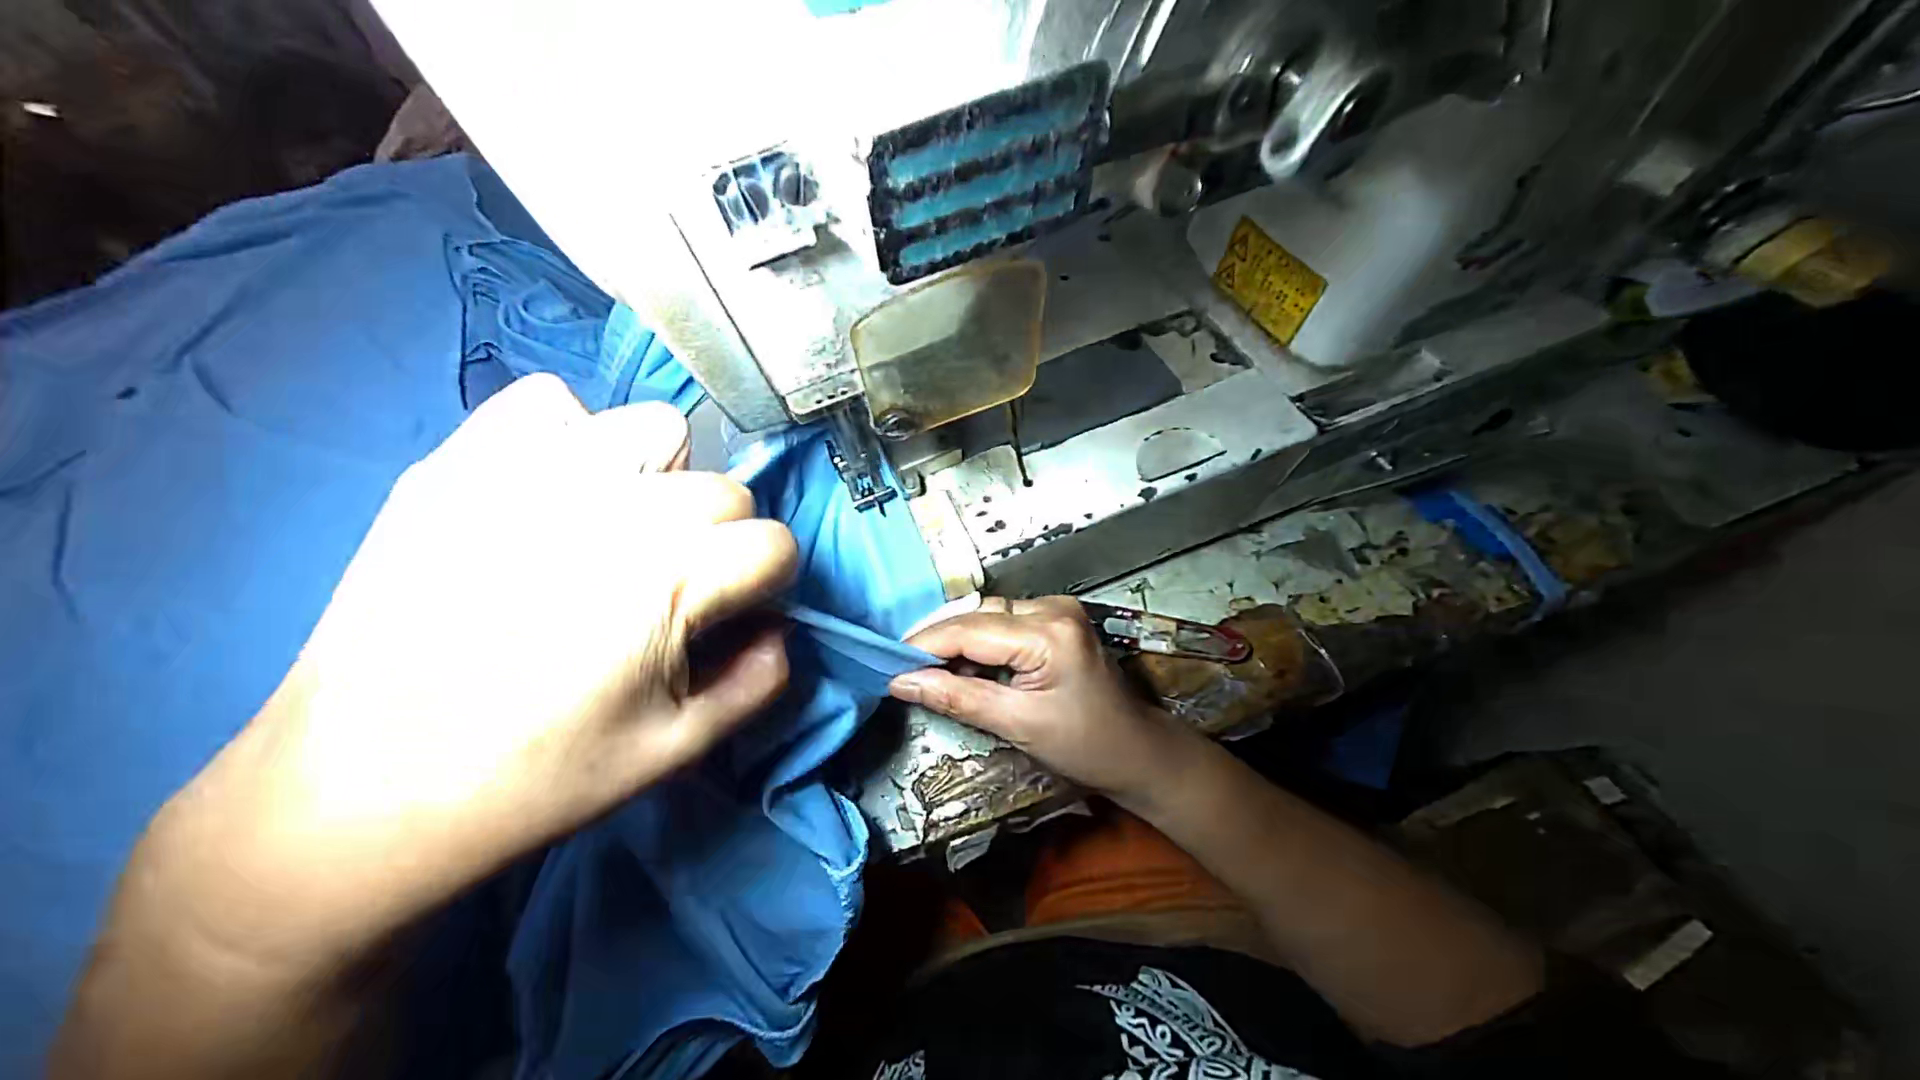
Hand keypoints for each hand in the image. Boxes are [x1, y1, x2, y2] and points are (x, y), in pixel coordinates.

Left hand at [150, 374, 798, 956]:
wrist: (360, 783)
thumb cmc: (536, 774)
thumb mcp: (677, 748)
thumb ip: (759, 679)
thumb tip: (777, 624)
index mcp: (673, 576)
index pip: (776, 544)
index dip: (762, 585)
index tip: (724, 616)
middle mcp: (616, 504)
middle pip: (726, 489)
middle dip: (716, 538)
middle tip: (665, 587)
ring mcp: (535, 468)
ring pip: (656, 429)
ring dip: (658, 477)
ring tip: (614, 529)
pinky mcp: (463, 456)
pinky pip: (554, 403)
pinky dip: (570, 439)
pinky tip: (548, 498)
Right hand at [888, 596, 1202, 802]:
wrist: (1137, 750)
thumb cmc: (1085, 745)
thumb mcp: (1016, 724)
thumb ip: (957, 696)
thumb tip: (902, 681)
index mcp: (1048, 632)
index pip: (969, 630)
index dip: (924, 645)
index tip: (888, 664)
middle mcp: (1052, 607)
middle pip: (976, 616)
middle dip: (937, 642)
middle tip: (903, 670)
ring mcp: (1056, 609)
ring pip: (986, 615)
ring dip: (956, 641)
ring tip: (927, 671)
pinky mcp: (1055, 618)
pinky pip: (1003, 621)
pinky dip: (978, 642)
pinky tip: (962, 665)